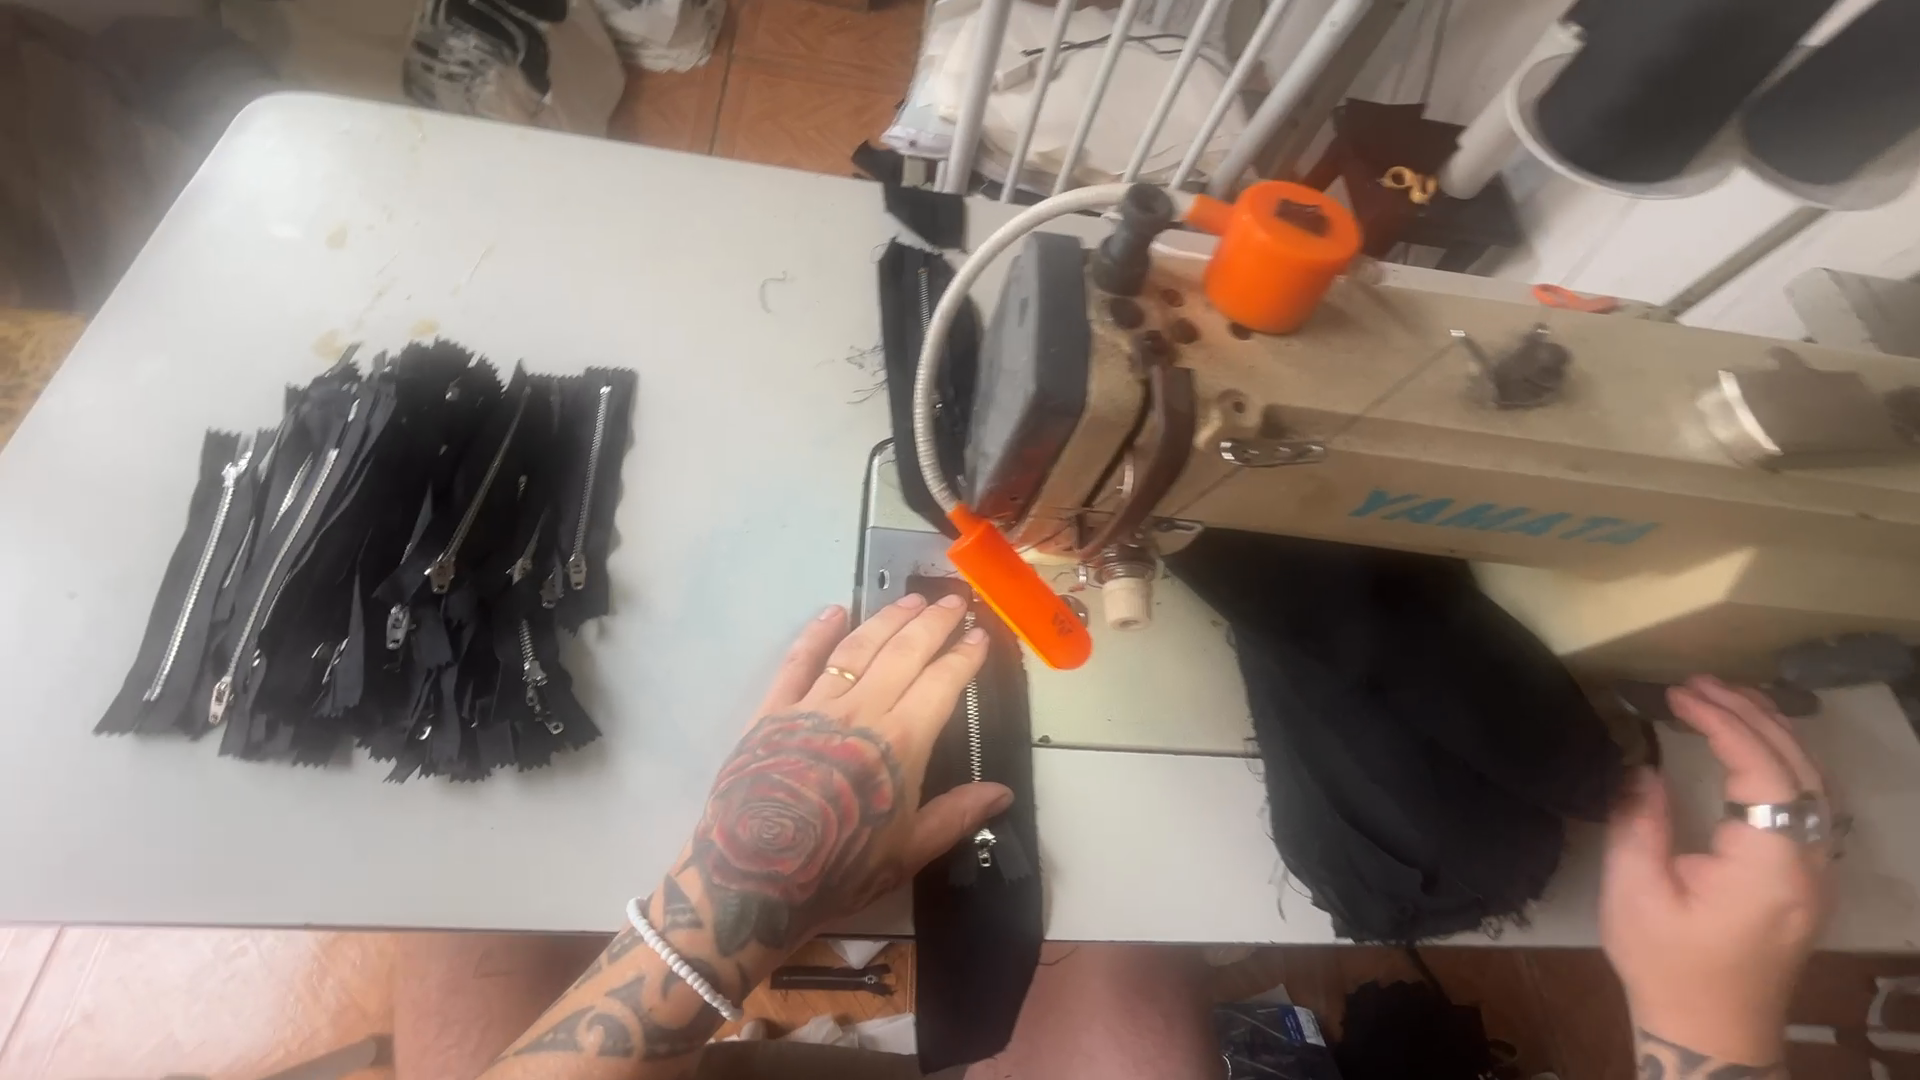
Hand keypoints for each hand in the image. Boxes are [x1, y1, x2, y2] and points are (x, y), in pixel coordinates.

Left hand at [483, 595, 1010, 1077]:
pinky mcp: (773, 710)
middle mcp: (861, 710)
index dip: (964, 656)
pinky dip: (816, 633)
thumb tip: (1004, 792)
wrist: (751, 882)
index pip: (942, 682)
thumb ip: (957, 815)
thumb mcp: (908, 851)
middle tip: (954, 600)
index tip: (979, 636)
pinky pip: (798, 661)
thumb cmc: (837, 870)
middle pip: (904, 651)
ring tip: (910, 600)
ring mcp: (814, 705)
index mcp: (900, 741)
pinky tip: (833, 611)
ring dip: (887, 619)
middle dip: (933, 622)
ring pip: (858, 648)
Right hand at [1600, 676, 1832, 1072]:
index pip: (1766, 778)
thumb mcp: (1634, 888)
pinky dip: (1777, 762)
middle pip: (1802, 774)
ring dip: (1771, 735)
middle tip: (1697, 682)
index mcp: (1768, 866)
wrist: (1708, 1021)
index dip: (1726, 727)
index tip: (1678, 696)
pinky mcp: (1802, 875)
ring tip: (1721, 698)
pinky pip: (1806, 804)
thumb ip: (1639, 821)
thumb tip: (1643, 766)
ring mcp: (1814, 872)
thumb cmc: (1664, 956)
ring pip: (1814, 787)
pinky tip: (1746, 746)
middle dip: (1753, 718)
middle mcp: (1809, 865)